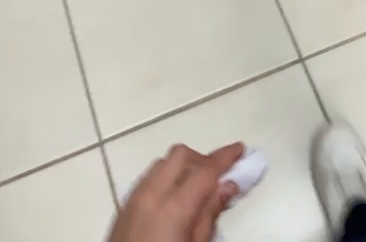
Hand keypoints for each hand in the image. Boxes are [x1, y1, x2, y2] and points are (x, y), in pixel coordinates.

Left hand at [108, 142, 246, 241]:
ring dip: (183, 167)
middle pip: (181, 155)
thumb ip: (209, 216)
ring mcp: (134, 197)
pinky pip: (149, 177)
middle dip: (203, 159)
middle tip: (221, 179)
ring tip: (199, 190)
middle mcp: (151, 192)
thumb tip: (227, 186)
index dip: (226, 157)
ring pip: (163, 163)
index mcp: (173, 206)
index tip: (242, 149)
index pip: (205, 169)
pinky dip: (166, 177)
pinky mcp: (124, 206)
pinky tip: (176, 198)